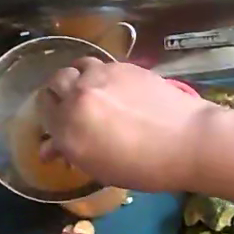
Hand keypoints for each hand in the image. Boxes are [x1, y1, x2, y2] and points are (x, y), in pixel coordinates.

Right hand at [37, 59, 219, 192]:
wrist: (189, 141)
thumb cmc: (145, 168)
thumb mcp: (101, 168)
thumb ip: (72, 151)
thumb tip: (50, 147)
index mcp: (68, 131)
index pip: (43, 111)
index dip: (50, 115)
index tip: (58, 121)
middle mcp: (77, 99)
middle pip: (55, 82)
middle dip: (59, 92)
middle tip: (71, 104)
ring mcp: (100, 78)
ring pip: (76, 67)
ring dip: (78, 77)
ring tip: (91, 90)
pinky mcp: (123, 66)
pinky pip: (101, 64)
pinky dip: (100, 73)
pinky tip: (114, 86)